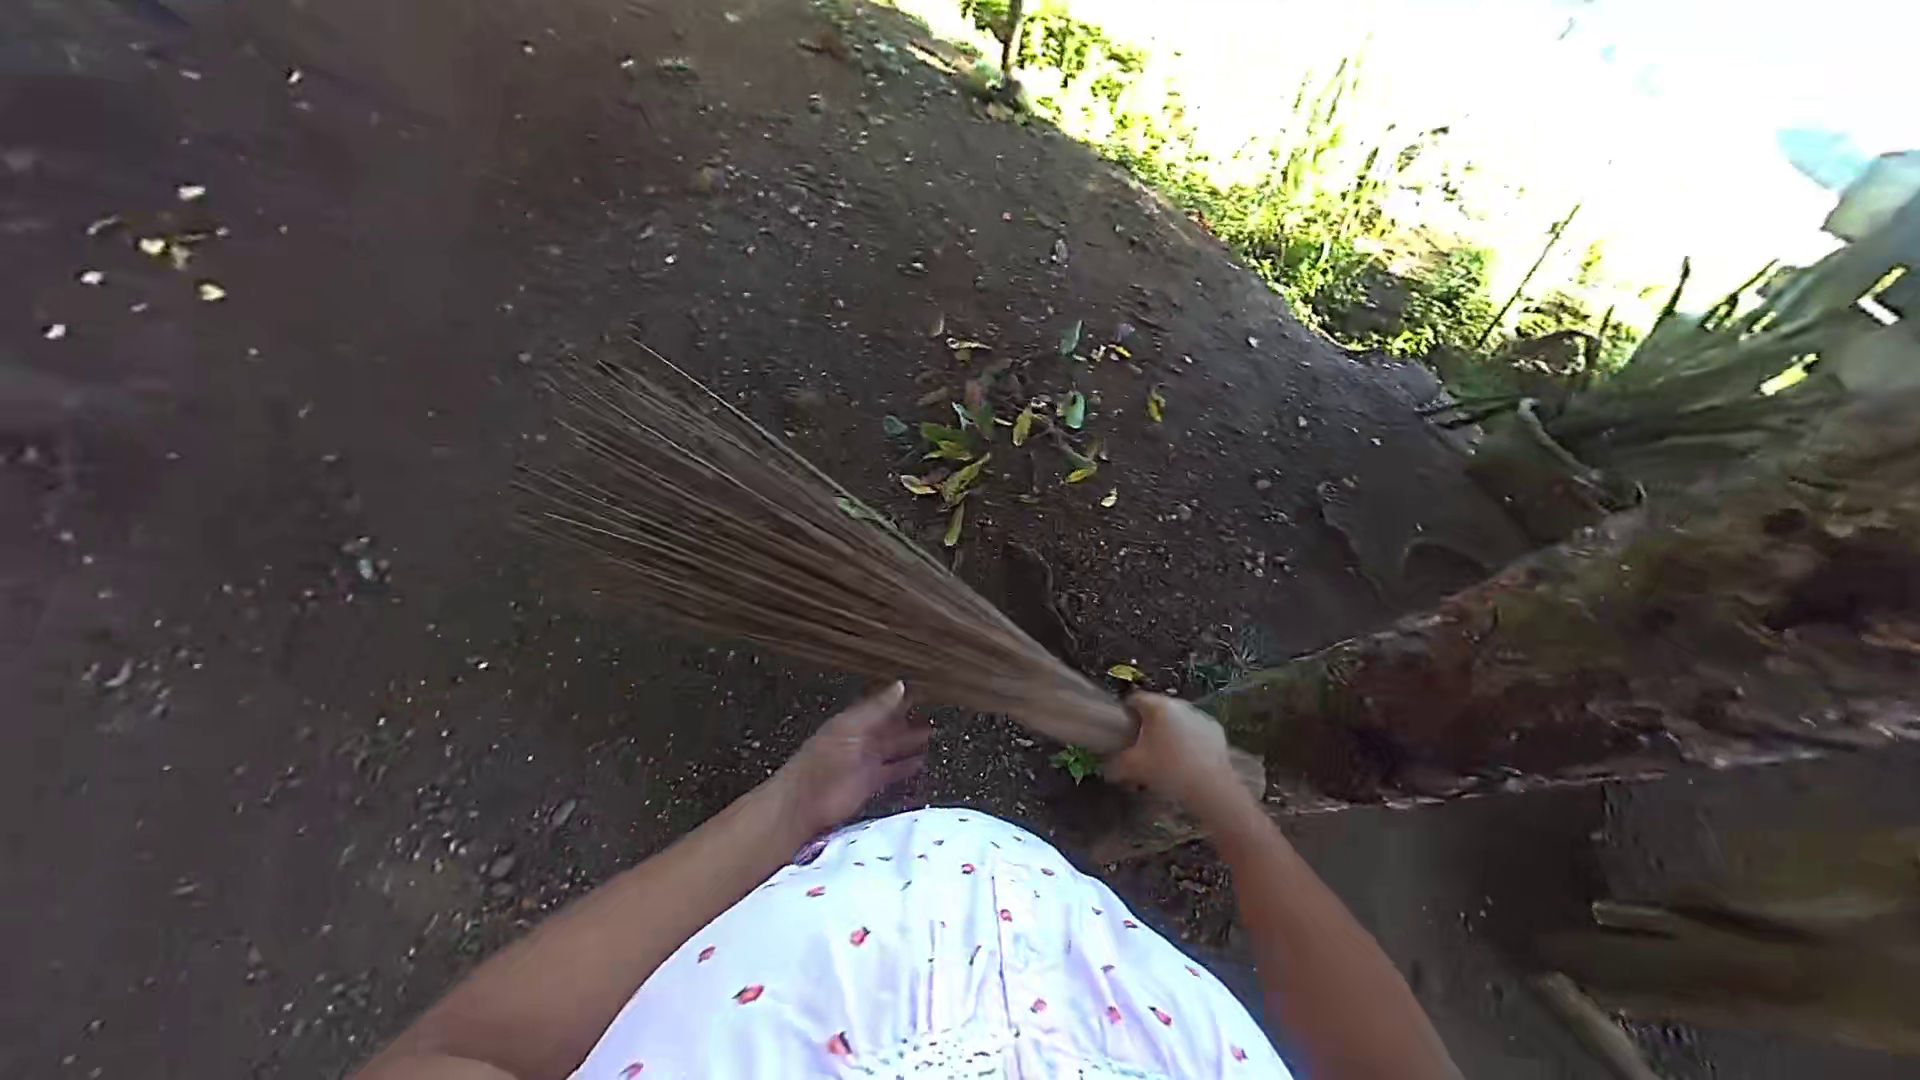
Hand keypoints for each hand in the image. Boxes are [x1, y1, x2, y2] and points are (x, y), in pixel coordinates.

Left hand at [767, 681, 930, 834]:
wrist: (805, 799)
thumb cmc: (821, 760)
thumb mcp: (852, 726)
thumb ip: (878, 707)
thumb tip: (899, 686)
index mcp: (854, 722)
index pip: (881, 707)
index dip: (899, 701)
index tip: (919, 693)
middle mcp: (860, 740)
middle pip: (889, 727)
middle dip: (909, 721)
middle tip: (930, 714)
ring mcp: (865, 761)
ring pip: (893, 748)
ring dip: (911, 742)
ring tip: (931, 734)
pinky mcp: (869, 782)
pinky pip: (892, 771)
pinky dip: (906, 767)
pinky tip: (919, 762)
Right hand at [1105, 692, 1252, 822]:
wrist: (1211, 788)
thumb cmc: (1167, 770)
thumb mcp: (1132, 768)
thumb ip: (1114, 764)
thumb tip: (1106, 768)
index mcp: (1156, 706)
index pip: (1134, 699)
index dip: (1124, 714)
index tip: (1122, 732)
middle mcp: (1178, 704)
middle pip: (1155, 710)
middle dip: (1147, 726)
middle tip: (1141, 749)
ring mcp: (1199, 716)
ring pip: (1176, 720)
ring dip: (1168, 733)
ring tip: (1164, 759)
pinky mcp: (1215, 730)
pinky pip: (1194, 731)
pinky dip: (1188, 741)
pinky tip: (1186, 762)